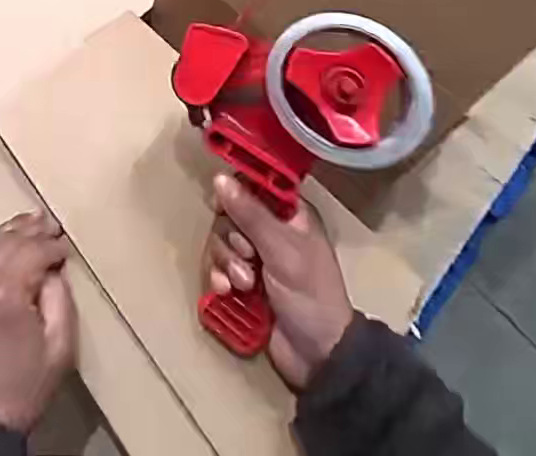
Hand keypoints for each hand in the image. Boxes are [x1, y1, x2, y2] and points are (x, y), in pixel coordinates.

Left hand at [0, 211, 76, 431]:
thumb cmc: (22, 388)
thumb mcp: (59, 350)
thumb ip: (61, 301)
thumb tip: (53, 272)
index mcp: (7, 294)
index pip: (33, 251)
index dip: (53, 247)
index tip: (66, 249)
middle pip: (9, 241)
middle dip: (32, 230)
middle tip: (50, 223)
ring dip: (9, 231)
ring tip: (29, 222)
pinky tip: (1, 242)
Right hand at [208, 174, 354, 388]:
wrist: (318, 356)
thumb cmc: (310, 294)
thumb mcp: (282, 249)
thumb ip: (250, 213)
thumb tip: (219, 178)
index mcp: (289, 214)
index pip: (254, 185)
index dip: (234, 191)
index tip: (222, 205)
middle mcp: (270, 229)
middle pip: (230, 214)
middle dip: (231, 238)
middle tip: (248, 257)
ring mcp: (255, 257)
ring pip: (220, 241)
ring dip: (226, 262)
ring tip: (244, 284)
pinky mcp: (242, 282)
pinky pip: (217, 268)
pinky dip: (218, 278)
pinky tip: (226, 292)